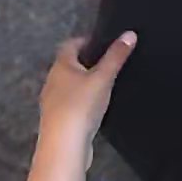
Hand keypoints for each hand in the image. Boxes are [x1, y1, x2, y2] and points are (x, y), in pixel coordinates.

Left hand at [37, 33, 136, 148]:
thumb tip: (130, 34)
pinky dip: (82, 101)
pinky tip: (96, 108)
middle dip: (87, 62)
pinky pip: (71, 103)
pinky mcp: (57, 120)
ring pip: (69, 85)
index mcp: (60, 66)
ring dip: (84, 83)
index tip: (103, 42)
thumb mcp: (103, 78)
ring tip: (106, 85)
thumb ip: (116, 56)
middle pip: (69, 65)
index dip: (86, 41)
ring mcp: (52, 102)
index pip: (70, 44)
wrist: (64, 146)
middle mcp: (52, 81)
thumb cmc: (81, 105)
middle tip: (108, 63)